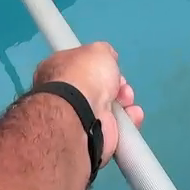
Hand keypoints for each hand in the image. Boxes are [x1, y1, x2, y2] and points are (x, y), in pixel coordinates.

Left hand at [32, 42, 142, 161]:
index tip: (111, 67)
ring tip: (127, 100)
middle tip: (122, 85)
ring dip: (124, 103)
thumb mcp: (98, 51)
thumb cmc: (84, 76)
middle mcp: (64, 96)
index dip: (98, 67)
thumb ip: (103, 52)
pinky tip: (132, 115)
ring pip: (109, 108)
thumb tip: (107, 58)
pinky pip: (116, 127)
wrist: (81, 115)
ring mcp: (78, 119)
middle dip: (116, 86)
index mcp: (57, 72)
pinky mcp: (93, 137)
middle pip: (98, 89)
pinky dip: (128, 121)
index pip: (80, 69)